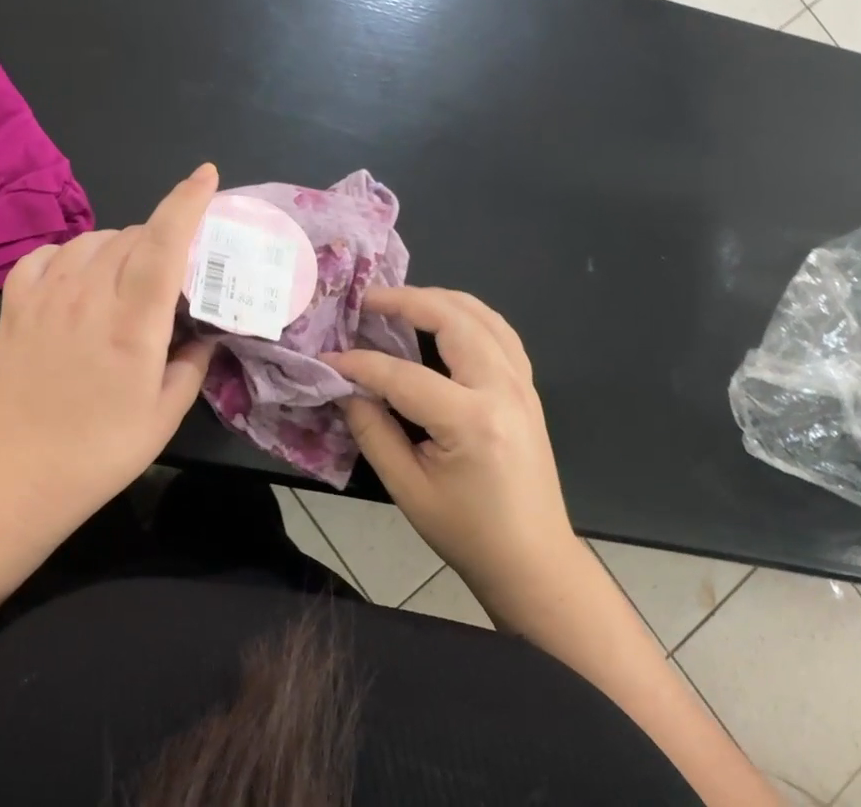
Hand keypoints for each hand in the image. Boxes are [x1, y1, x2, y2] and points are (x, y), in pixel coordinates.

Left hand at [0, 164, 219, 517]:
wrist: (12, 477)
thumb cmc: (98, 453)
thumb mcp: (163, 416)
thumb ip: (191, 364)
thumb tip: (203, 335)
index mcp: (132, 322)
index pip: (164, 243)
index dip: (188, 202)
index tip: (207, 176)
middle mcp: (88, 296)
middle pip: (131, 236)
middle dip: (161, 238)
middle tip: (175, 271)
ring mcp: (45, 297)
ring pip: (91, 240)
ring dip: (119, 246)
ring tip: (128, 276)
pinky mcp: (13, 306)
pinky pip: (46, 256)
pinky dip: (69, 255)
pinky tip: (76, 277)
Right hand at [322, 287, 574, 601]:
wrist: (532, 560)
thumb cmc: (467, 532)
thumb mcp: (408, 489)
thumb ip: (373, 432)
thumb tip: (346, 389)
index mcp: (472, 420)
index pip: (404, 375)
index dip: (361, 363)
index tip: (328, 358)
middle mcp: (504, 390)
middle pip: (454, 320)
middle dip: (406, 301)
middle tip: (365, 300)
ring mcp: (523, 386)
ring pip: (484, 317)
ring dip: (440, 300)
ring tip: (400, 300)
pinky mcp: (527, 390)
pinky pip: (500, 334)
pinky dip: (468, 316)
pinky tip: (442, 320)